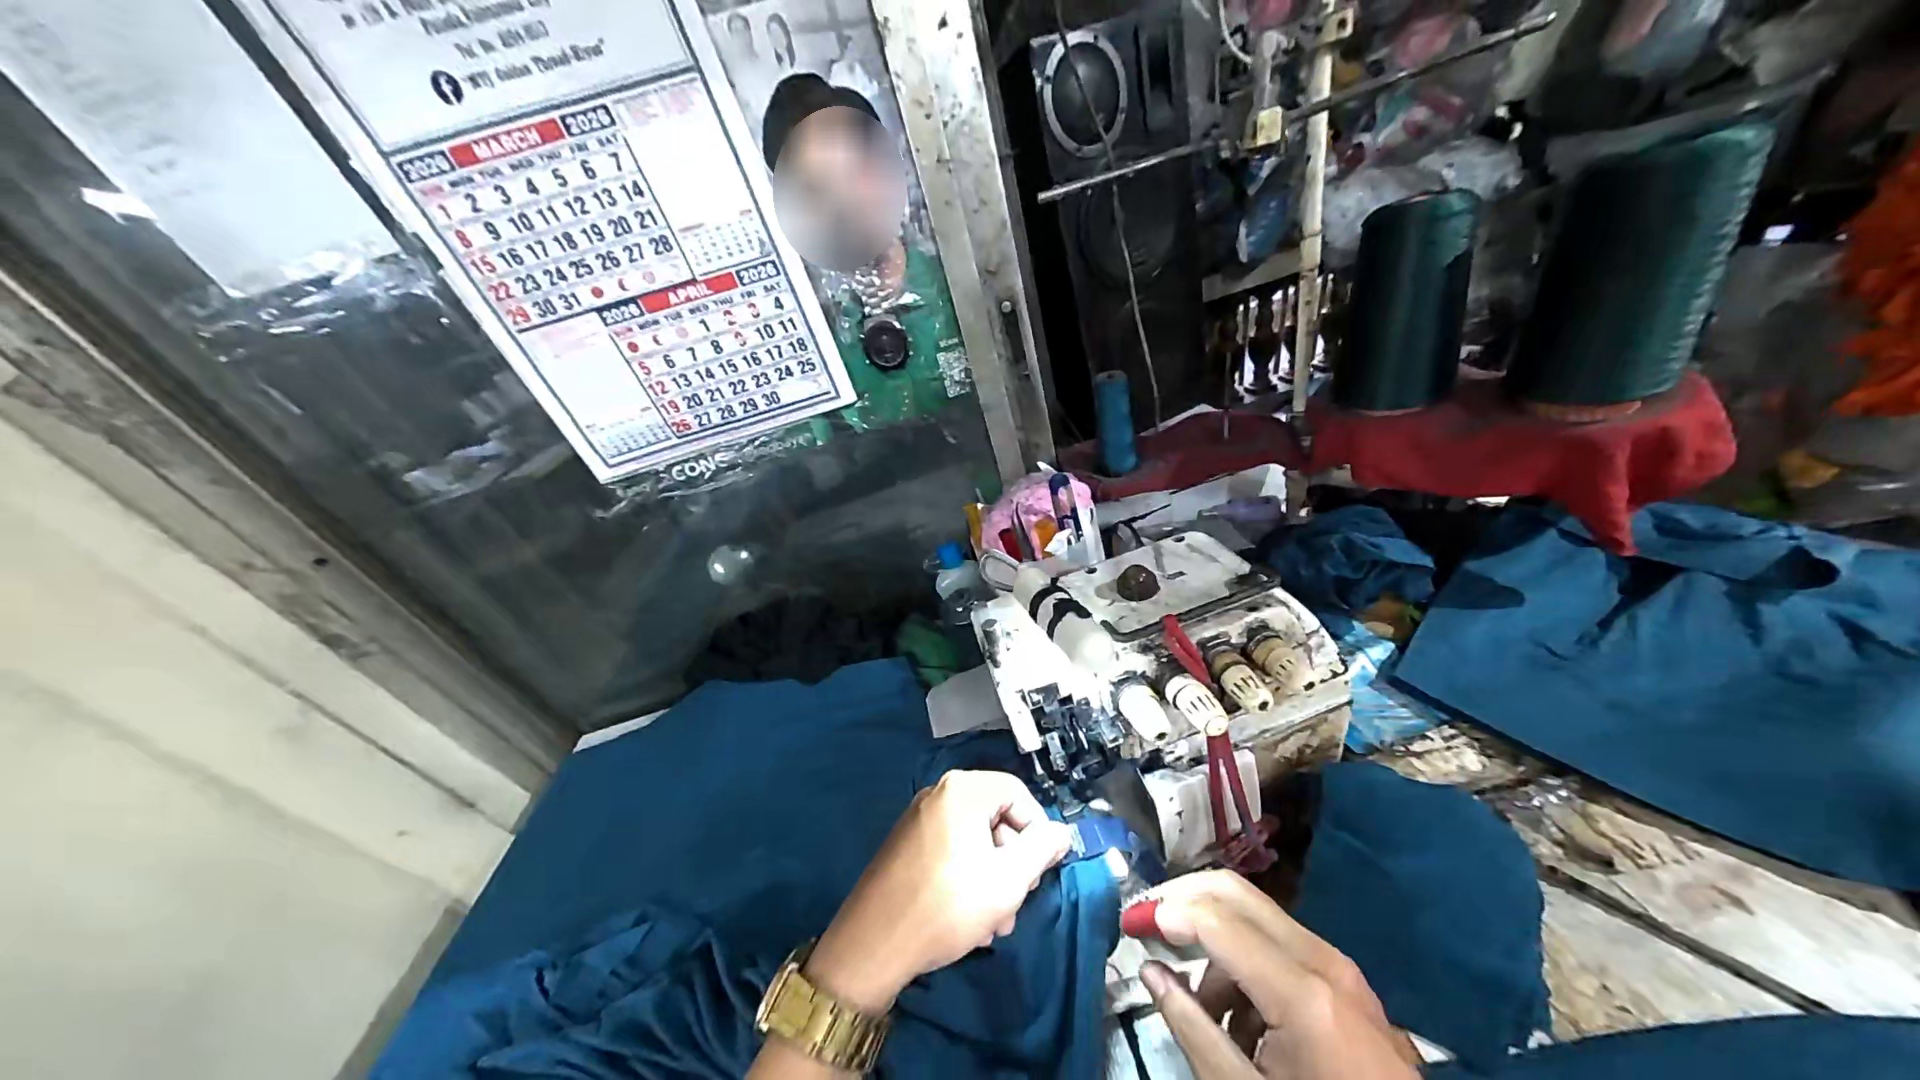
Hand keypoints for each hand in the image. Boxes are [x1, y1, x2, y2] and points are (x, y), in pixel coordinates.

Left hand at [804, 770, 1074, 1012]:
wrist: (873, 943)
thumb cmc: (948, 905)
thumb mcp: (1008, 879)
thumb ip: (1041, 849)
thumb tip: (1061, 832)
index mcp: (962, 790)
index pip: (1018, 793)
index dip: (1038, 829)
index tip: (1042, 868)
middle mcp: (938, 794)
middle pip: (996, 816)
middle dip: (1014, 861)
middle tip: (1018, 900)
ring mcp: (918, 819)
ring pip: (975, 840)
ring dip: (993, 877)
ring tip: (994, 922)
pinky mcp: (906, 845)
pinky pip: (951, 850)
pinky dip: (967, 877)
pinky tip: (969, 918)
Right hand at [1132, 871, 1420, 1079]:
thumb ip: (1192, 1029)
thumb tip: (1151, 970)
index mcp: (1303, 994)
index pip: (1215, 919)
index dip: (1163, 913)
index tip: (1126, 927)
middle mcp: (1324, 961)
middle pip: (1235, 893)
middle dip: (1181, 900)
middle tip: (1143, 925)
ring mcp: (1341, 969)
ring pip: (1256, 917)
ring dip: (1213, 940)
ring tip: (1197, 1002)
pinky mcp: (1348, 983)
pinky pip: (1281, 944)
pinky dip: (1244, 961)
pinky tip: (1239, 1016)